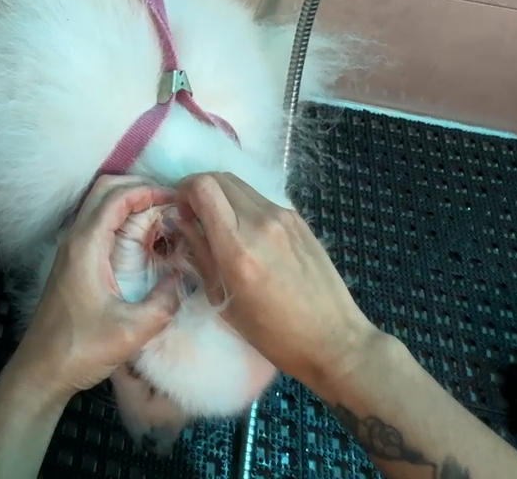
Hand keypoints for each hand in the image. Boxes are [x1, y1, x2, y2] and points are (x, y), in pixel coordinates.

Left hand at [3, 176, 182, 401]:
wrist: (41, 369)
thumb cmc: (81, 348)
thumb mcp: (130, 331)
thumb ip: (163, 304)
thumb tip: (185, 279)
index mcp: (86, 244)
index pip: (116, 197)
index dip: (146, 190)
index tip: (175, 197)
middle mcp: (75, 237)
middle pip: (103, 189)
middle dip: (137, 186)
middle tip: (169, 200)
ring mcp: (71, 247)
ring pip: (97, 203)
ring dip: (126, 199)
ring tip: (159, 213)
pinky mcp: (72, 259)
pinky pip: (96, 221)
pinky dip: (118, 216)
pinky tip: (139, 235)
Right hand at [174, 172, 381, 394]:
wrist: (335, 341)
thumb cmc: (274, 333)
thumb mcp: (225, 301)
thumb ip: (200, 253)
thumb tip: (181, 221)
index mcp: (237, 248)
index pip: (203, 187)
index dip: (184, 190)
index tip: (182, 211)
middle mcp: (260, 222)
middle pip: (218, 177)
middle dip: (199, 189)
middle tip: (196, 215)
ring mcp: (283, 216)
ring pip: (239, 184)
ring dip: (222, 195)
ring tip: (222, 224)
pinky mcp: (298, 218)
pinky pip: (260, 198)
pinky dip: (244, 205)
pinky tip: (249, 234)